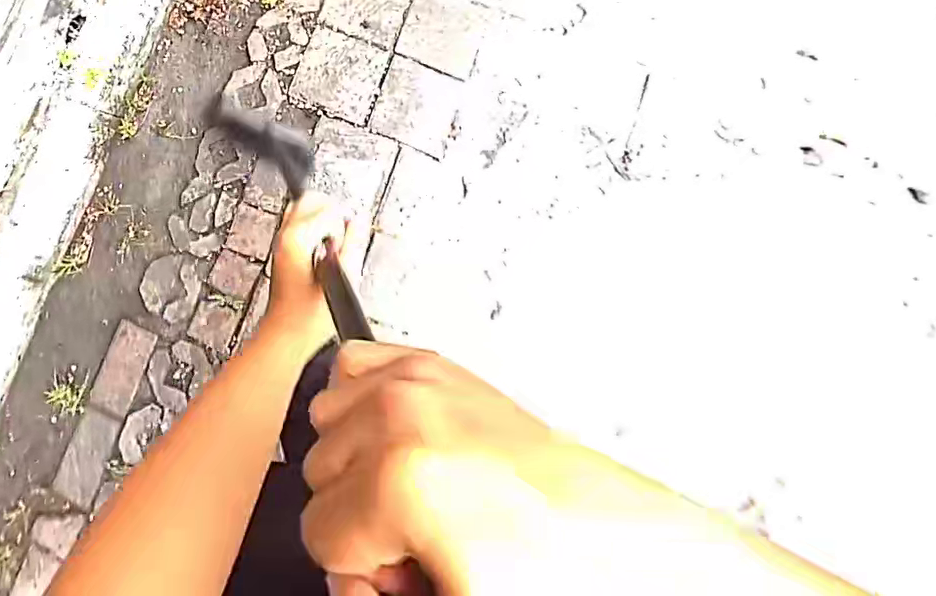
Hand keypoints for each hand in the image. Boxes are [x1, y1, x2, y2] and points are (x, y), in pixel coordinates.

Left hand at [257, 194, 358, 360]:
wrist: (286, 335)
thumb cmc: (308, 316)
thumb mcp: (343, 279)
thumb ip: (354, 244)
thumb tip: (359, 221)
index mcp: (297, 237)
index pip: (328, 209)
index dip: (344, 225)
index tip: (348, 243)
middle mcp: (285, 234)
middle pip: (311, 199)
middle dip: (332, 213)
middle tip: (343, 238)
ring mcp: (281, 241)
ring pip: (304, 208)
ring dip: (323, 220)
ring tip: (334, 247)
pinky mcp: (283, 249)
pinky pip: (300, 224)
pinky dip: (315, 229)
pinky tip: (324, 252)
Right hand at [301, 344, 871, 595]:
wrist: (619, 542)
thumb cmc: (551, 580)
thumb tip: (345, 575)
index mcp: (399, 481)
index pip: (316, 532)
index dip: (358, 571)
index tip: (400, 575)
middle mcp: (398, 413)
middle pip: (318, 470)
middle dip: (357, 513)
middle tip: (413, 538)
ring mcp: (415, 377)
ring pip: (327, 417)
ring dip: (356, 456)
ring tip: (411, 489)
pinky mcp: (430, 361)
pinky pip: (353, 367)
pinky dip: (361, 401)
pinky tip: (400, 438)